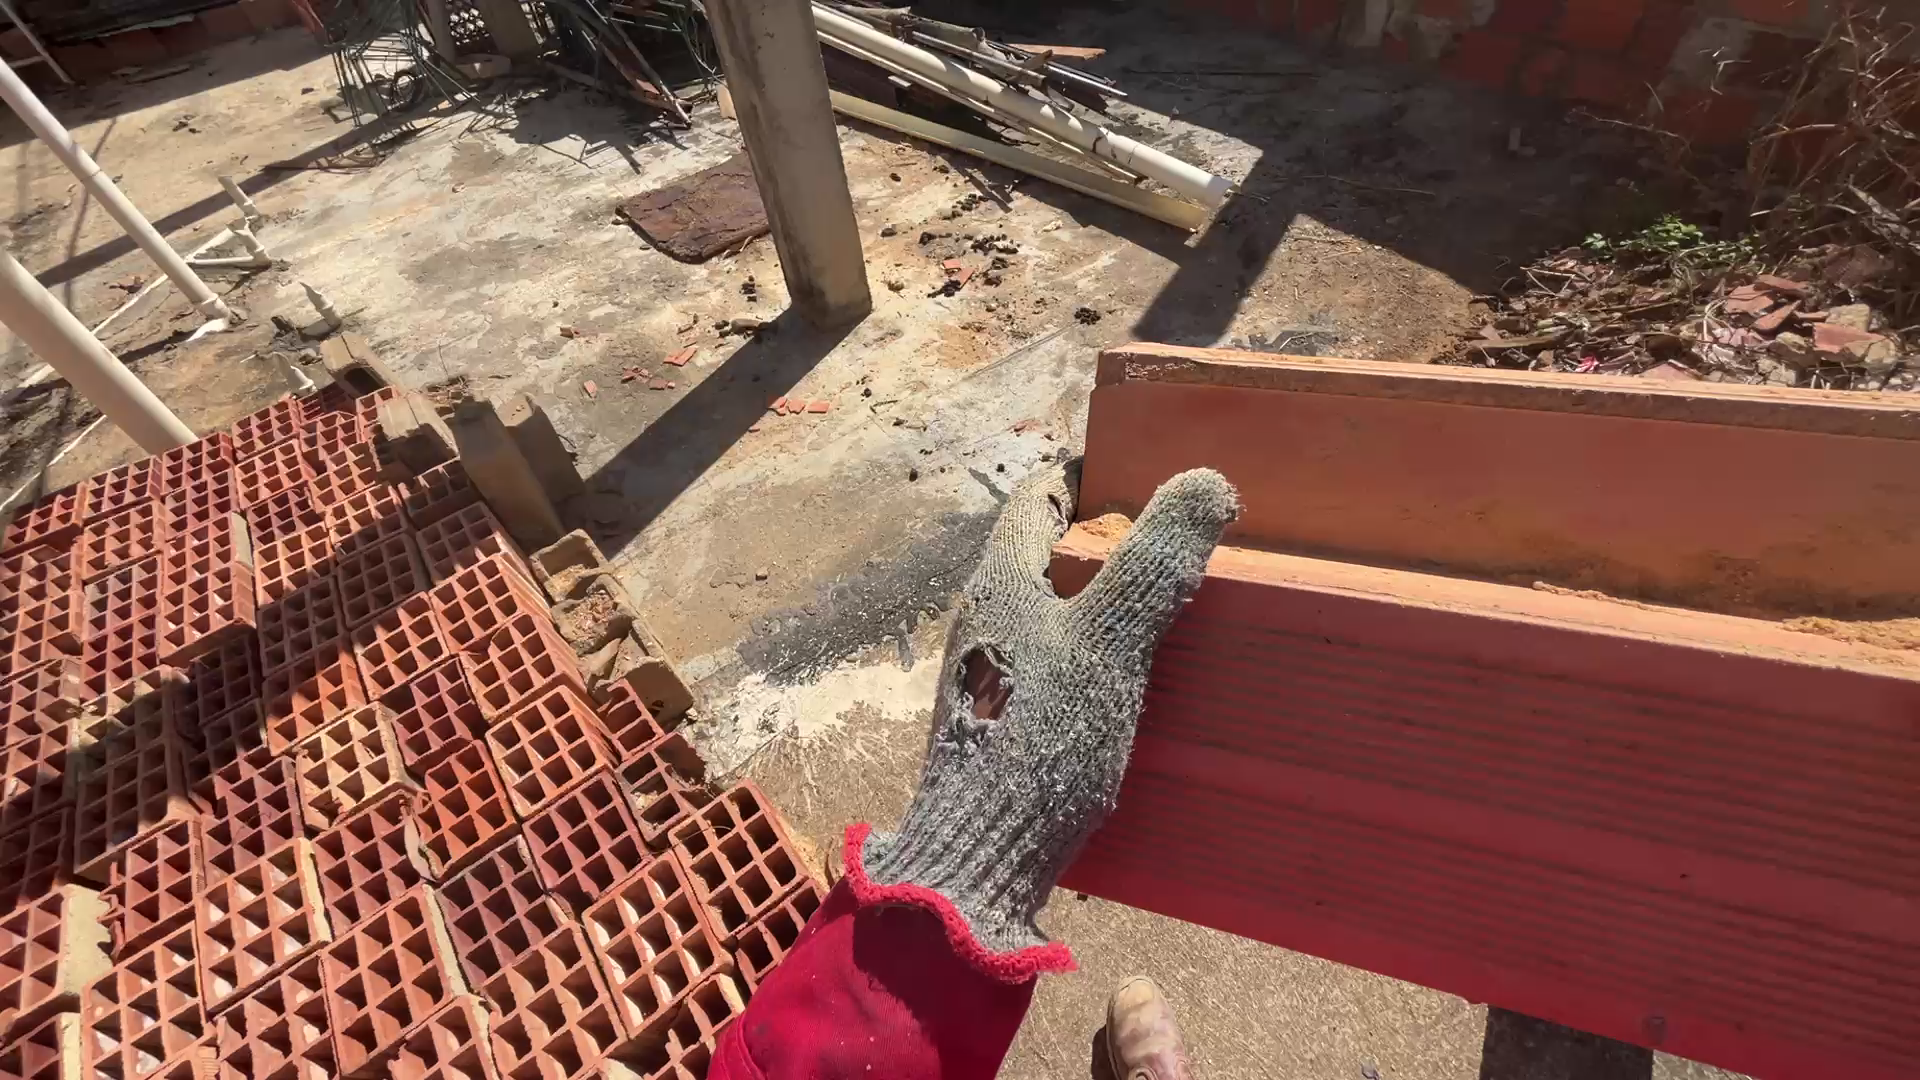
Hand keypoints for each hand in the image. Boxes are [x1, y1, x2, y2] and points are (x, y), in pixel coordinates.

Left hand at [863, 460, 1238, 952]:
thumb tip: (1204, 481)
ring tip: (1163, 596)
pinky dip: (1090, 637)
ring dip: (1098, 588)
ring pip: (1048, 601)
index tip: (1138, 466)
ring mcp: (988, 665)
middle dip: (1101, 531)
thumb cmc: (1039, 738)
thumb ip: (1151, 567)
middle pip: (1044, 547)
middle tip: (1171, 535)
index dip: (1083, 472)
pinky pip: (1051, 649)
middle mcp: (985, 614)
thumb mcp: (1106, 645)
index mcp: (999, 581)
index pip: (1037, 497)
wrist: (978, 856)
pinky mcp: (999, 709)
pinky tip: (1130, 665)